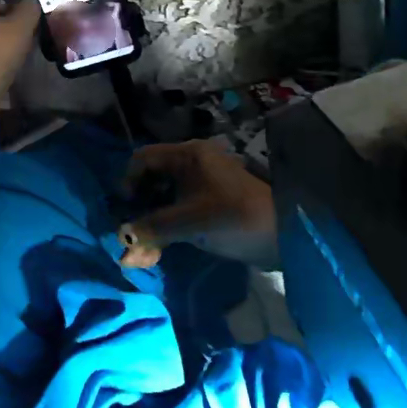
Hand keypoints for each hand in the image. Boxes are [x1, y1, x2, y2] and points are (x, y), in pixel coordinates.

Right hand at [117, 139, 276, 269]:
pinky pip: (178, 211)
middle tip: (131, 236)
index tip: (125, 210)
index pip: (143, 158)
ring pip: (163, 199)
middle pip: (152, 179)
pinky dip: (167, 229)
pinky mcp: (209, 206)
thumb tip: (120, 245)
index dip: (128, 181)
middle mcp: (192, 164)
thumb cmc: (234, 217)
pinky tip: (159, 251)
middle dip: (138, 209)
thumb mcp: (189, 222)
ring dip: (151, 224)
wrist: (286, 235)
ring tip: (145, 252)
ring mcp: (201, 185)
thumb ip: (152, 230)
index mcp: (188, 155)